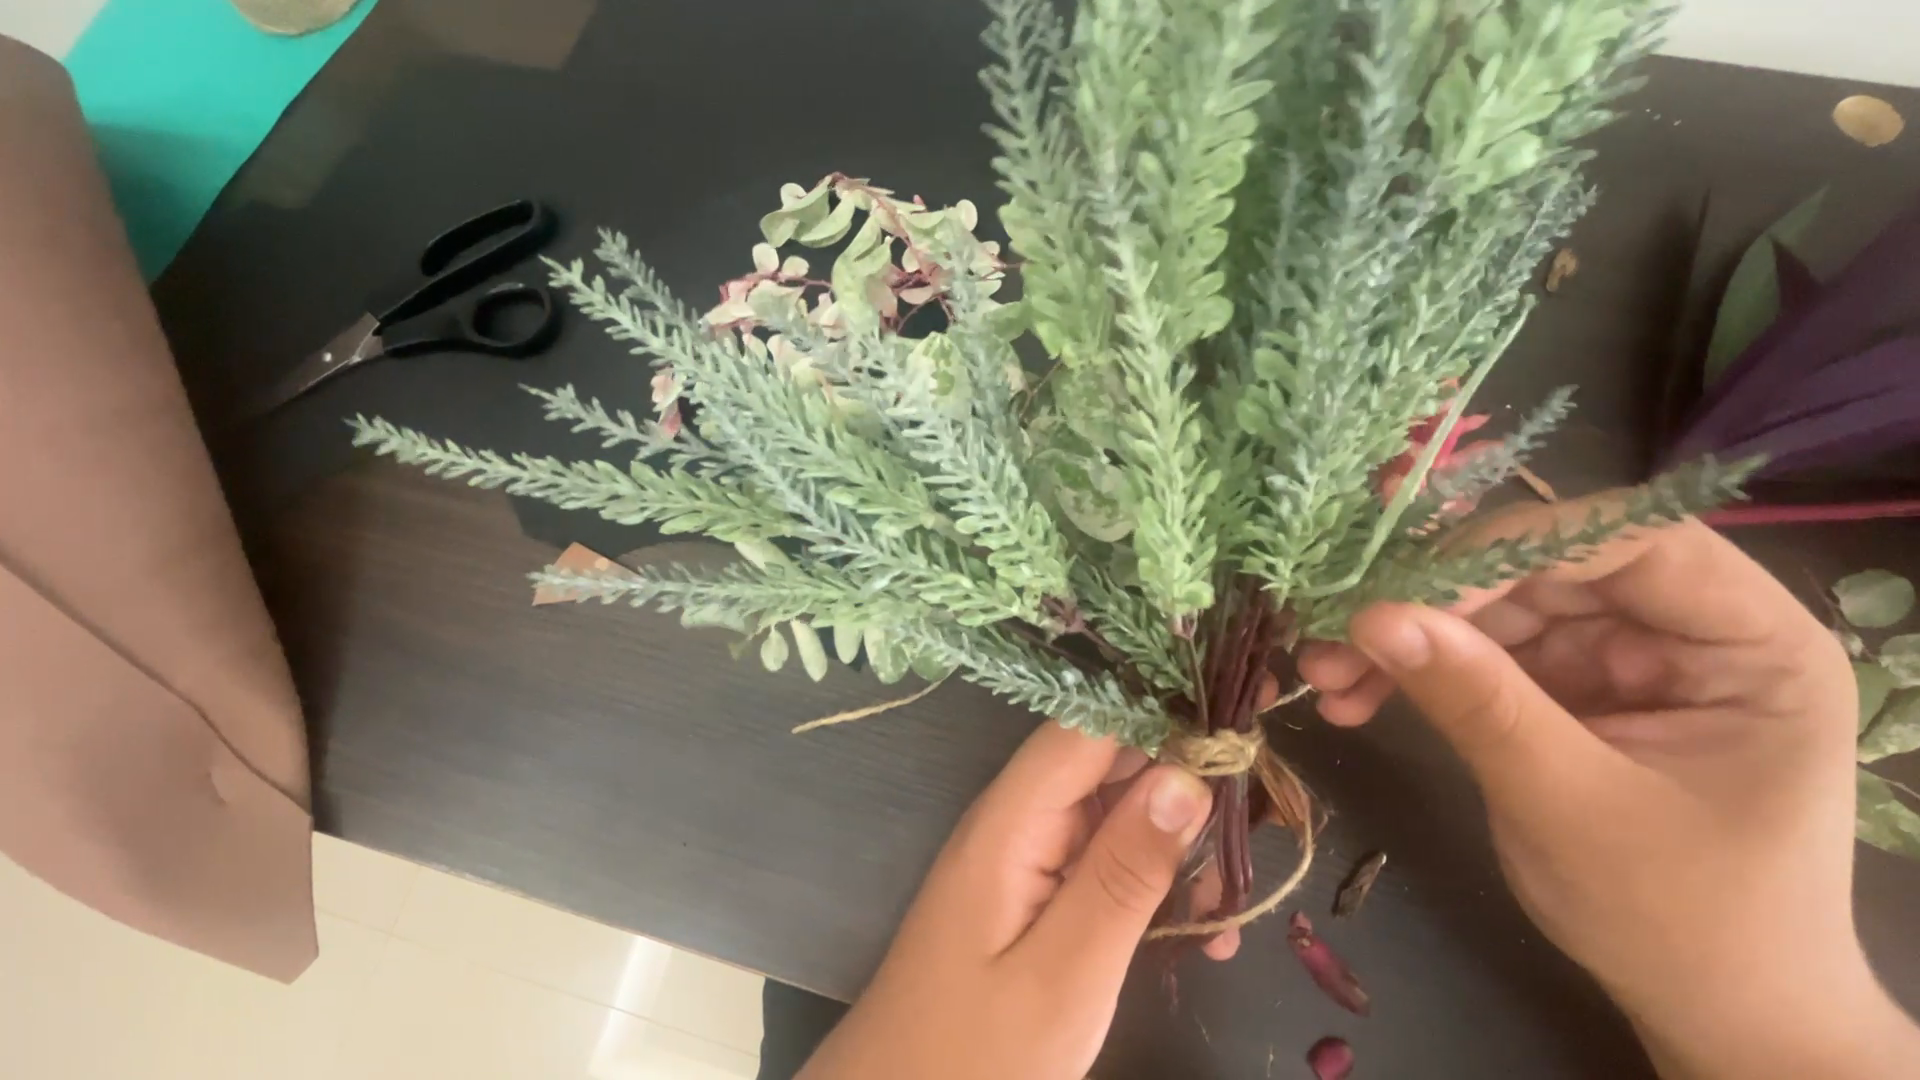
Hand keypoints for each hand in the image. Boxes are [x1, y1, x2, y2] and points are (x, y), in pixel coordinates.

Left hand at [798, 721, 1221, 1079]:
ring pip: (1116, 809)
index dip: (1163, 712)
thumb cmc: (977, 1052)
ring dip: (1176, 844)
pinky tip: (1195, 931)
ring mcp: (1026, 850)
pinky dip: (1152, 881)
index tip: (1239, 730)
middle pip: (1109, 759)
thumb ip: (1125, 872)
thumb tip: (1186, 775)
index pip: (1090, 723)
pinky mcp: (1036, 885)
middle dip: (1184, 785)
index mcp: (1012, 817)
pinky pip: (1104, 856)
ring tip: (1221, 910)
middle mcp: (1017, 816)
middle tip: (1249, 840)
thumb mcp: (1065, 973)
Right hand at [1299, 495, 1919, 1079]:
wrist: (1699, 1006)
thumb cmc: (1677, 916)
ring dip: (1400, 639)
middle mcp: (1678, 630)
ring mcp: (1613, 656)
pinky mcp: (1558, 686)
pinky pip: (1470, 654)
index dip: (1514, 549)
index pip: (1629, 541)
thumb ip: (1476, 700)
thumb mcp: (1568, 802)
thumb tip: (1370, 615)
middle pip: (1537, 571)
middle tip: (1335, 633)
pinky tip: (1354, 700)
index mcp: (1750, 643)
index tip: (1413, 595)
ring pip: (1486, 610)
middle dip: (1429, 602)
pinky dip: (1408, 673)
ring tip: (1324, 675)